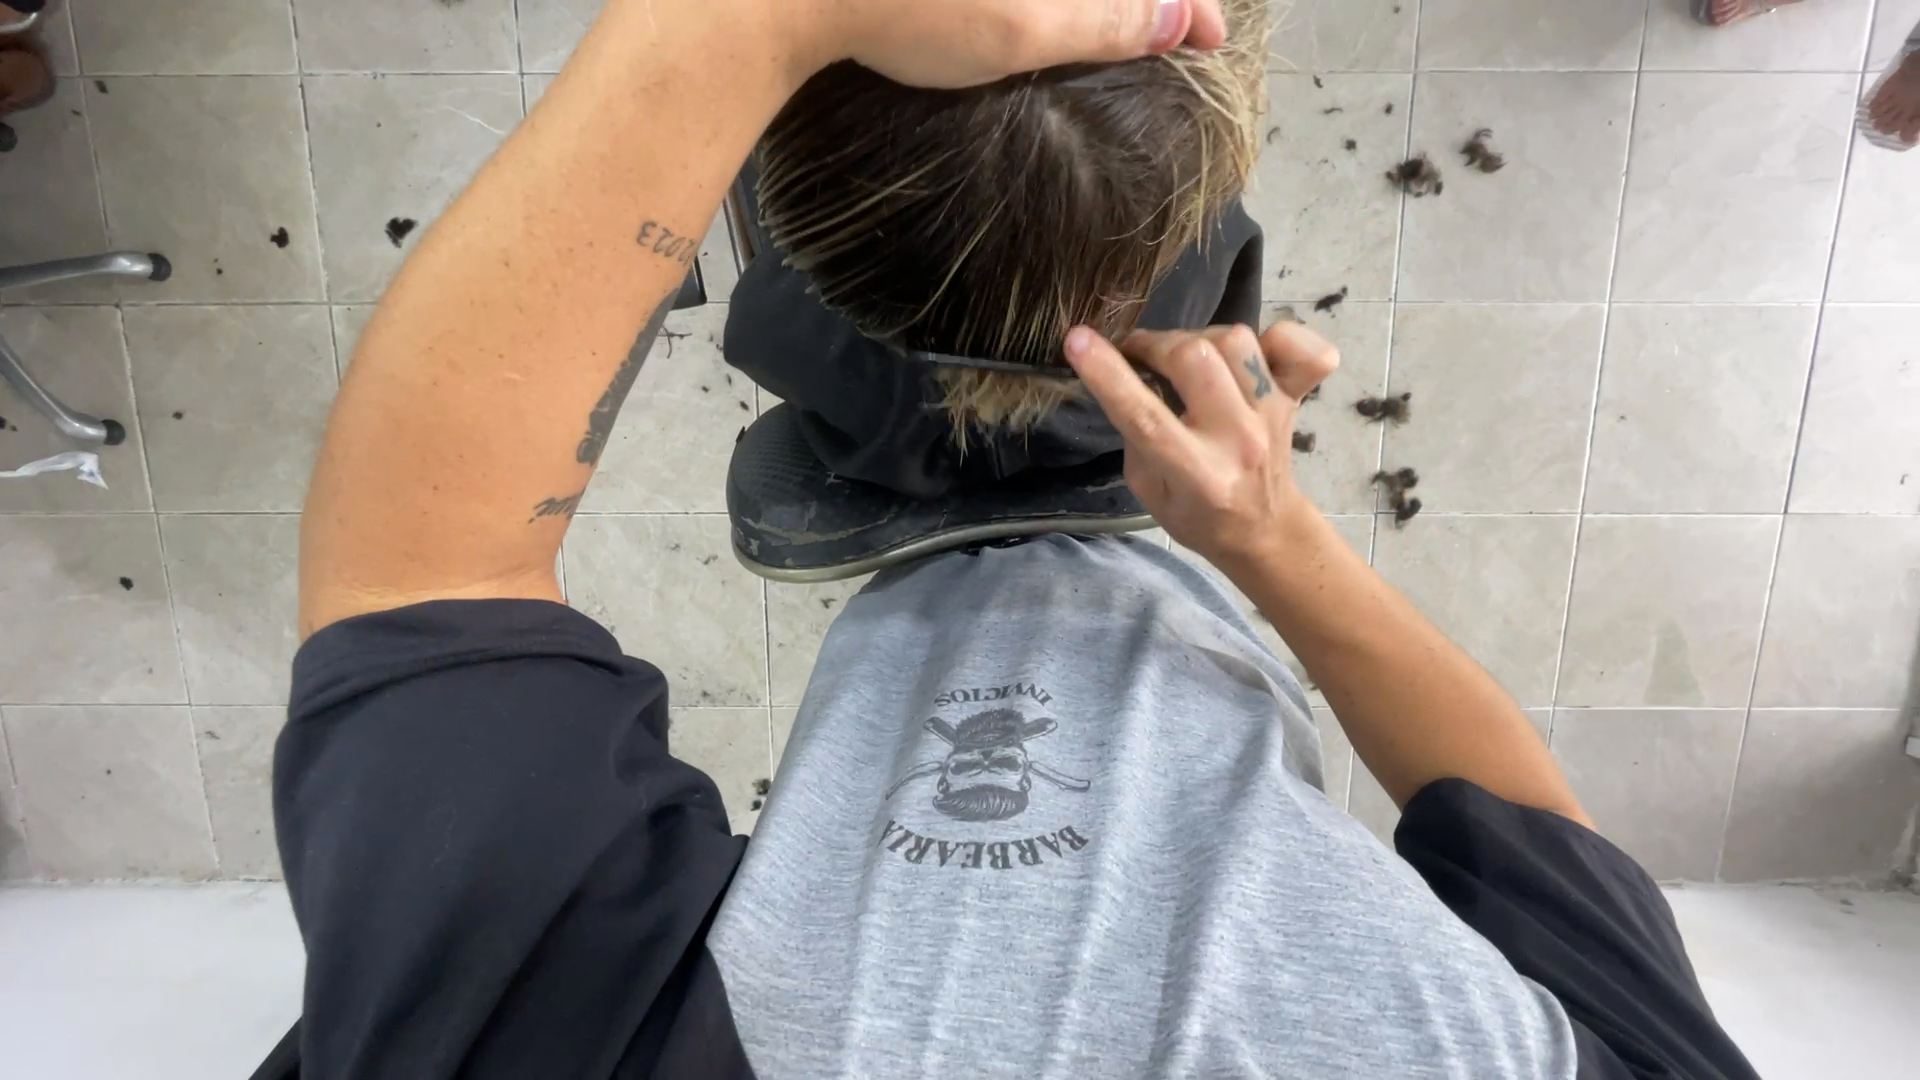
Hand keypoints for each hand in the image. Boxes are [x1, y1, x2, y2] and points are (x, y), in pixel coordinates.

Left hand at [817, 0, 1226, 88]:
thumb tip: (1175, 19)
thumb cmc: (918, 12)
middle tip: (1182, 30)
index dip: (1187, 3)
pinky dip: (1070, 6)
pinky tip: (1073, 20)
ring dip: (1115, 5)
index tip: (1211, 41)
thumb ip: (1104, 22)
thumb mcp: (1023, 30)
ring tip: (1140, 28)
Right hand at [1063, 321, 1339, 570]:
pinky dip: (1279, 337)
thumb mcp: (1147, 490)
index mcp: (1196, 474)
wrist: (1263, 531)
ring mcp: (1273, 415)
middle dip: (1155, 345)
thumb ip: (1138, 435)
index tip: (1077, 340)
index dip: (1107, 373)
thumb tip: (1128, 376)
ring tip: (1185, 357)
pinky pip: (1305, 349)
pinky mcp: (1297, 398)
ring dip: (1199, 340)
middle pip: (1195, 360)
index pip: (1144, 415)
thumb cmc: (1194, 514)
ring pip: (1236, 341)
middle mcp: (1238, 440)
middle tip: (1139, 356)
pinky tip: (1251, 352)